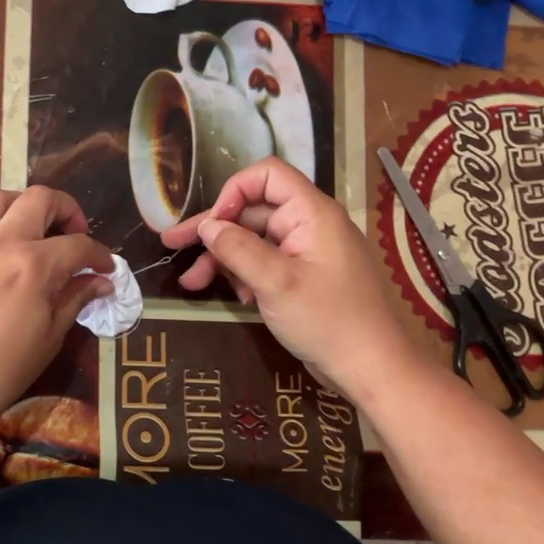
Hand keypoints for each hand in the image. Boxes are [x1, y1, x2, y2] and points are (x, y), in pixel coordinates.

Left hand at [0, 187, 113, 434]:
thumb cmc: (3, 370)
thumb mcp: (50, 337)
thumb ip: (75, 299)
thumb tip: (101, 282)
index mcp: (35, 266)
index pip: (79, 245)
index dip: (99, 255)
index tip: (105, 268)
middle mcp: (2, 243)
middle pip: (40, 199)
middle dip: (65, 209)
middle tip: (71, 234)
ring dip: (18, 207)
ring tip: (27, 230)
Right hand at [159, 157, 428, 402]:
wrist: (371, 368)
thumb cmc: (328, 320)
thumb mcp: (276, 283)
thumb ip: (238, 250)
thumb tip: (207, 226)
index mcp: (311, 214)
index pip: (267, 176)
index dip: (233, 191)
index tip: (211, 224)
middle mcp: (308, 225)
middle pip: (252, 211)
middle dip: (213, 230)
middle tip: (171, 244)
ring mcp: (306, 253)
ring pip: (254, 241)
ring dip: (222, 258)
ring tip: (190, 282)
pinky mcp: (303, 278)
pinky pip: (265, 264)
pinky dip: (244, 276)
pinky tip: (234, 297)